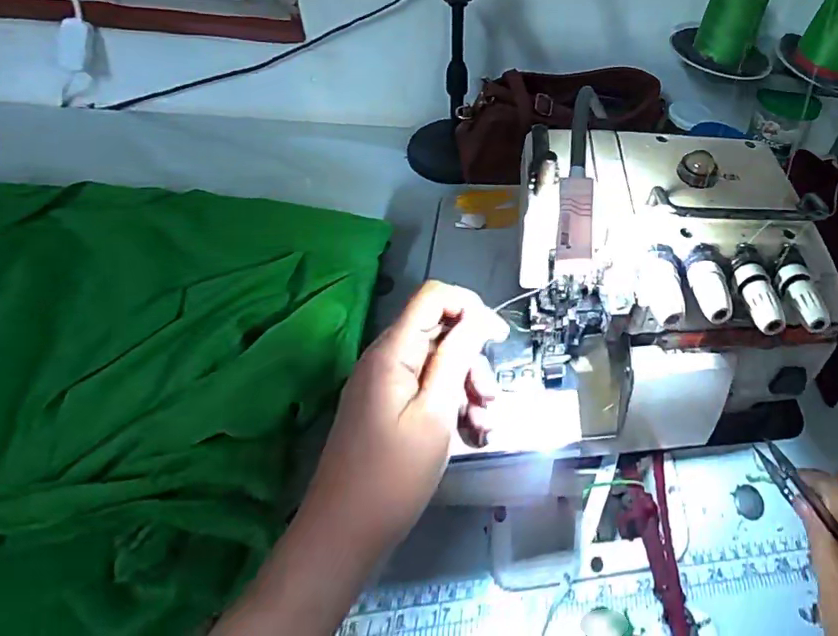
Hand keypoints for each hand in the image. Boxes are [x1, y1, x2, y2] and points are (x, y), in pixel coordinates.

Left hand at [214, 281, 506, 635]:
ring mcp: (384, 386)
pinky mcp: (386, 410)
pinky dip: (451, 406)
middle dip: (473, 359)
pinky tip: (470, 435)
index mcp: (392, 352)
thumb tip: (477, 317)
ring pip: (439, 364)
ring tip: (483, 424)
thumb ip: (457, 356)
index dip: (470, 307)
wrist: (340, 540)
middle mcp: (385, 360)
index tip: (498, 337)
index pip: (434, 297)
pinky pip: (427, 391)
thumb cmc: (392, 476)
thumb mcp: (436, 412)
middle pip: (440, 333)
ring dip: (468, 387)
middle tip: (490, 397)